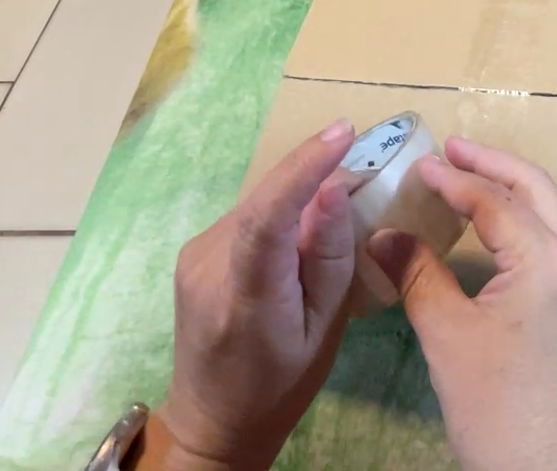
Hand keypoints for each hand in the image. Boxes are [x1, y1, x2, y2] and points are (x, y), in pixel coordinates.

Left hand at [153, 119, 358, 470]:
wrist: (211, 423)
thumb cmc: (282, 384)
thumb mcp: (324, 327)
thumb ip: (329, 256)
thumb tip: (334, 189)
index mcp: (245, 297)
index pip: (268, 216)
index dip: (305, 167)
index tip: (344, 132)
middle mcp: (207, 266)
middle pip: (267, 199)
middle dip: (314, 170)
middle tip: (361, 159)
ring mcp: (194, 256)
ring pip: (261, 201)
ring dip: (299, 192)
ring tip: (337, 203)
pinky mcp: (194, 251)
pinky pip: (250, 213)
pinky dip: (282, 208)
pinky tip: (301, 227)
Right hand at [369, 137, 556, 470]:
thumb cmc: (494, 406)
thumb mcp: (447, 336)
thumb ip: (417, 274)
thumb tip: (383, 235)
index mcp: (548, 260)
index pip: (497, 202)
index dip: (454, 180)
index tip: (421, 164)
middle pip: (537, 189)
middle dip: (494, 164)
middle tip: (453, 148)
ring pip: (553, 210)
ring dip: (514, 187)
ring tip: (472, 175)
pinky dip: (528, 216)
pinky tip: (501, 223)